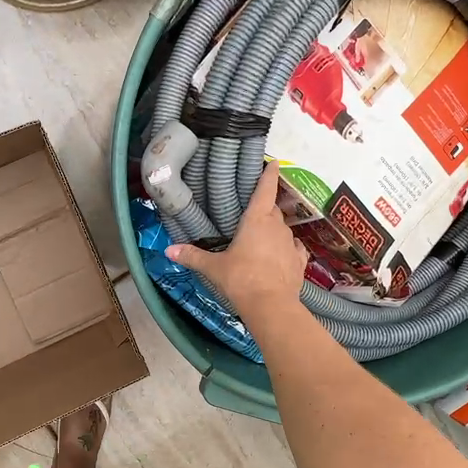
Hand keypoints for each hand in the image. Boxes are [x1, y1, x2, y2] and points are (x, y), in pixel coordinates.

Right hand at [166, 162, 307, 322]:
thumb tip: (168, 250)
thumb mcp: (213, 268)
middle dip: (265, 208)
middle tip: (253, 213)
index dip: (269, 174)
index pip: (265, 189)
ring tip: (262, 238)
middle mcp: (276, 226)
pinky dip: (288, 248)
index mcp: (256, 220)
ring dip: (274, 230)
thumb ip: (192, 256)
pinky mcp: (299, 261)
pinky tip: (282, 254)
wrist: (270, 305)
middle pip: (273, 209)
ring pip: (283, 228)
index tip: (275, 162)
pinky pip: (294, 248)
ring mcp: (290, 243)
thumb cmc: (240, 279)